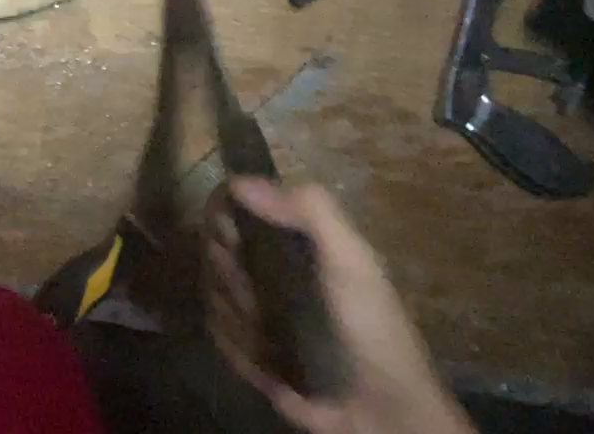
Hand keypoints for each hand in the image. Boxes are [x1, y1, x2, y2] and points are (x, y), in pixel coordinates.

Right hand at [204, 179, 475, 433]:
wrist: (384, 413)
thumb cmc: (371, 328)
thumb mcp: (354, 261)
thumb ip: (311, 212)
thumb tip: (238, 182)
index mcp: (289, 239)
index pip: (231, 207)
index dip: (222, 218)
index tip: (231, 238)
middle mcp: (265, 264)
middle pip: (213, 247)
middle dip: (226, 272)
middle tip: (254, 296)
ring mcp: (253, 305)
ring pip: (210, 289)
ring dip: (232, 312)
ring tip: (266, 333)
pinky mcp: (245, 345)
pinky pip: (216, 330)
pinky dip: (235, 344)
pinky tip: (264, 358)